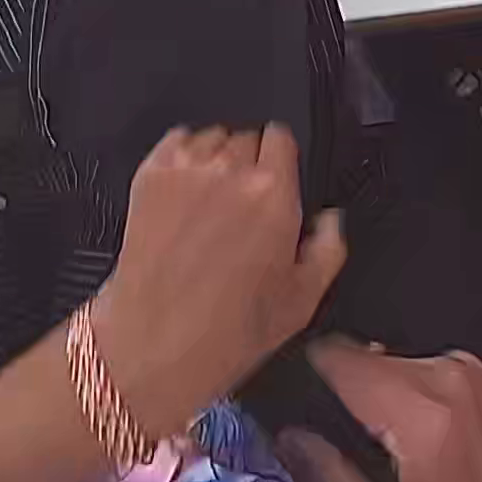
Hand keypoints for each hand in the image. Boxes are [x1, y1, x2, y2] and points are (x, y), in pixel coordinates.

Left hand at [93, 124, 345, 436]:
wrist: (152, 345)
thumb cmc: (229, 330)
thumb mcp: (301, 301)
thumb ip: (329, 247)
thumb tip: (330, 218)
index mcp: (274, 191)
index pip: (281, 136)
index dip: (279, 158)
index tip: (274, 180)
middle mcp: (231, 168)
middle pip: (247, 137)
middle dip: (248, 164)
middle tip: (239, 203)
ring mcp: (187, 166)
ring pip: (212, 137)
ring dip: (215, 159)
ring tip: (207, 200)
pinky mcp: (151, 172)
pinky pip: (177, 140)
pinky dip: (182, 158)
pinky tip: (182, 192)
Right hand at [278, 340, 481, 481]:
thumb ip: (331, 480)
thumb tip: (286, 435)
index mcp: (423, 411)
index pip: (337, 355)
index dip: (301, 370)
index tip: (282, 392)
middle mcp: (445, 372)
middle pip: (360, 353)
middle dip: (334, 386)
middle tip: (320, 430)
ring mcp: (464, 367)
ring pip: (384, 355)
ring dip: (364, 387)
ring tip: (361, 438)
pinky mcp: (474, 373)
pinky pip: (412, 364)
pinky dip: (392, 387)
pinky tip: (393, 431)